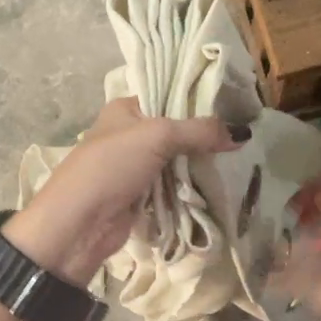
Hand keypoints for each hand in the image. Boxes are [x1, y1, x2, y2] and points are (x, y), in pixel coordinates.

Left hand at [4, 98, 243, 284]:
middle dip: (204, 135)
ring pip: (176, 160)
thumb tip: (242, 132)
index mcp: (126, 108)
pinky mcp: (140, 196)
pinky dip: (190, 187)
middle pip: (176, 129)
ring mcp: (135, 166)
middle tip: (242, 136)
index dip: (199, 100)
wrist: (78, 225)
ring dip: (199, 164)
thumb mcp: (158, 136)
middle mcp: (130, 133)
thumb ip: (199, 131)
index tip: (236, 104)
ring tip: (239, 159)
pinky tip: (218, 184)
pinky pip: (172, 186)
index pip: (169, 95)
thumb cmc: (112, 166)